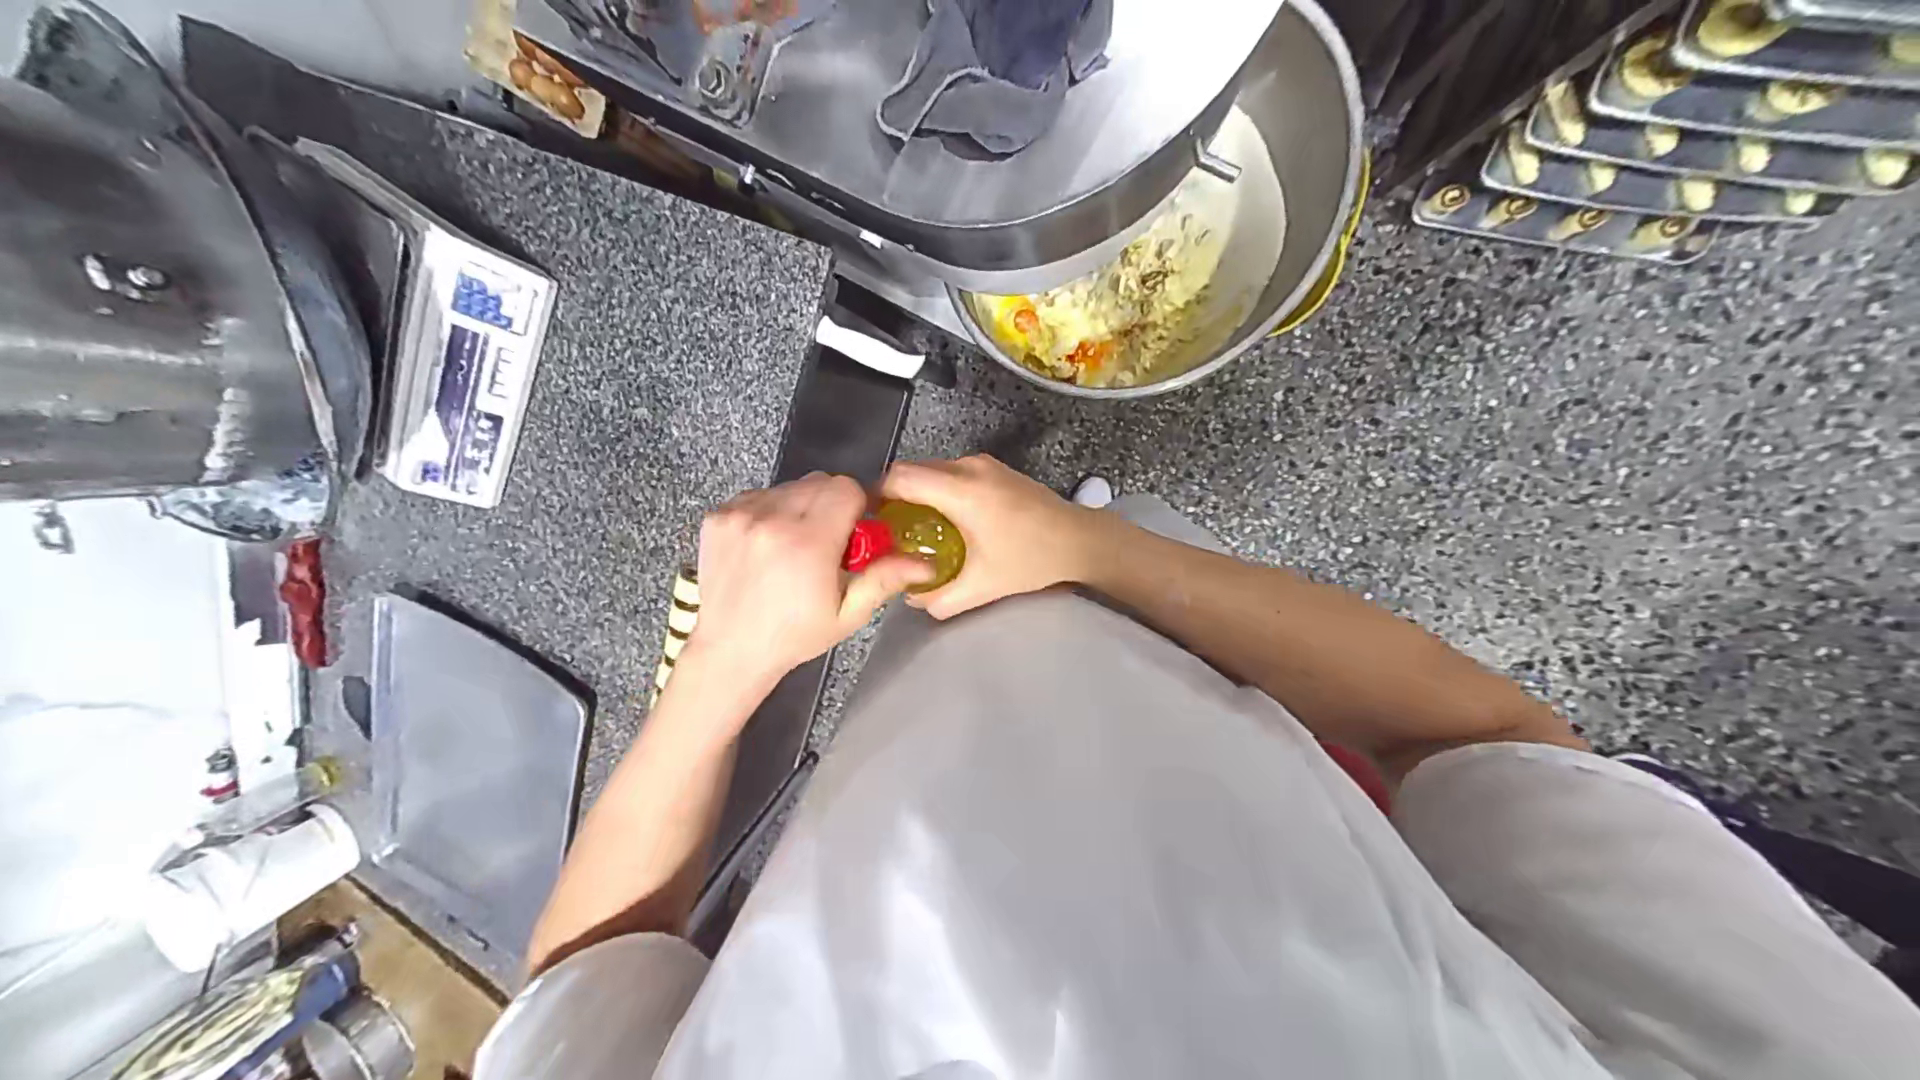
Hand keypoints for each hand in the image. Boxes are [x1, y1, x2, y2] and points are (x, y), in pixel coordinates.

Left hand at [690, 472, 932, 693]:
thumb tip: (925, 563)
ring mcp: (740, 516)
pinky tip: (770, 544)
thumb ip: (885, 579)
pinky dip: (771, 511)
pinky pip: (759, 494)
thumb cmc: (793, 636)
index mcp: (808, 544)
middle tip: (827, 542)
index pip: (846, 488)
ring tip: (795, 546)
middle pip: (820, 481)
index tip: (854, 531)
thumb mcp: (847, 614)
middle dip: (831, 505)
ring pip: (789, 486)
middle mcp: (771, 520)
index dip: (857, 506)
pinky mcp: (718, 516)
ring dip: (800, 506)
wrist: (730, 650)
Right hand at [880, 454, 1104, 619]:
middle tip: (891, 532)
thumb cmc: (1032, 560)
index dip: (877, 496)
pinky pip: (951, 472)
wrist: (1080, 540)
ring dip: (918, 494)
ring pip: (932, 469)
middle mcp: (968, 467)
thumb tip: (910, 599)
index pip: (900, 476)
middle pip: (912, 470)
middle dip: (895, 497)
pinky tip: (946, 521)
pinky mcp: (994, 468)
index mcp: (962, 490)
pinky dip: (938, 491)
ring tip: (916, 529)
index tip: (872, 523)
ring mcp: (983, 463)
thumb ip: (940, 599)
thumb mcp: (982, 587)